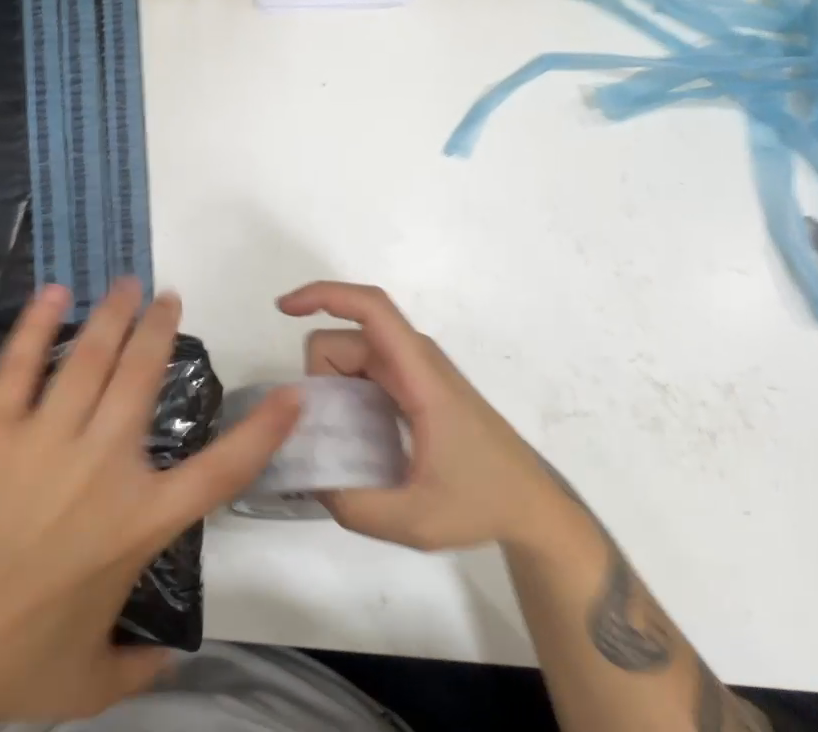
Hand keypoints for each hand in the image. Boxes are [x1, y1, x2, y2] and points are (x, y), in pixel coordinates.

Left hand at [0, 280, 301, 731]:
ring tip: (126, 283)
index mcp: (141, 523)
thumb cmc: (16, 661)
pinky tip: (55, 293)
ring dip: (113, 315)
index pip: (223, 470)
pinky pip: (21, 365)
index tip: (291, 396)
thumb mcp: (95, 680)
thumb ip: (143, 667)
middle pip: (144, 380)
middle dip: (161, 331)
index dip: (265, 432)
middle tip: (169, 298)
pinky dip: (38, 324)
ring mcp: (45, 439)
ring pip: (90, 360)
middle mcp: (103, 466)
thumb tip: (174, 662)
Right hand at [277, 282, 567, 552]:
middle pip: (343, 341)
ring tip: (348, 445)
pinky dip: (343, 395)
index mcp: (422, 378)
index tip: (284, 309)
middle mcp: (417, 362)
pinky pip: (361, 372)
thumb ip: (351, 505)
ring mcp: (416, 373)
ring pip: (347, 356)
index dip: (325, 295)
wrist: (533, 509)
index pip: (373, 310)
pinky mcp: (414, 386)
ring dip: (329, 391)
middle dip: (317, 380)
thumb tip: (307, 480)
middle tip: (330, 438)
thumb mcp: (413, 522)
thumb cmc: (481, 506)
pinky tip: (356, 437)